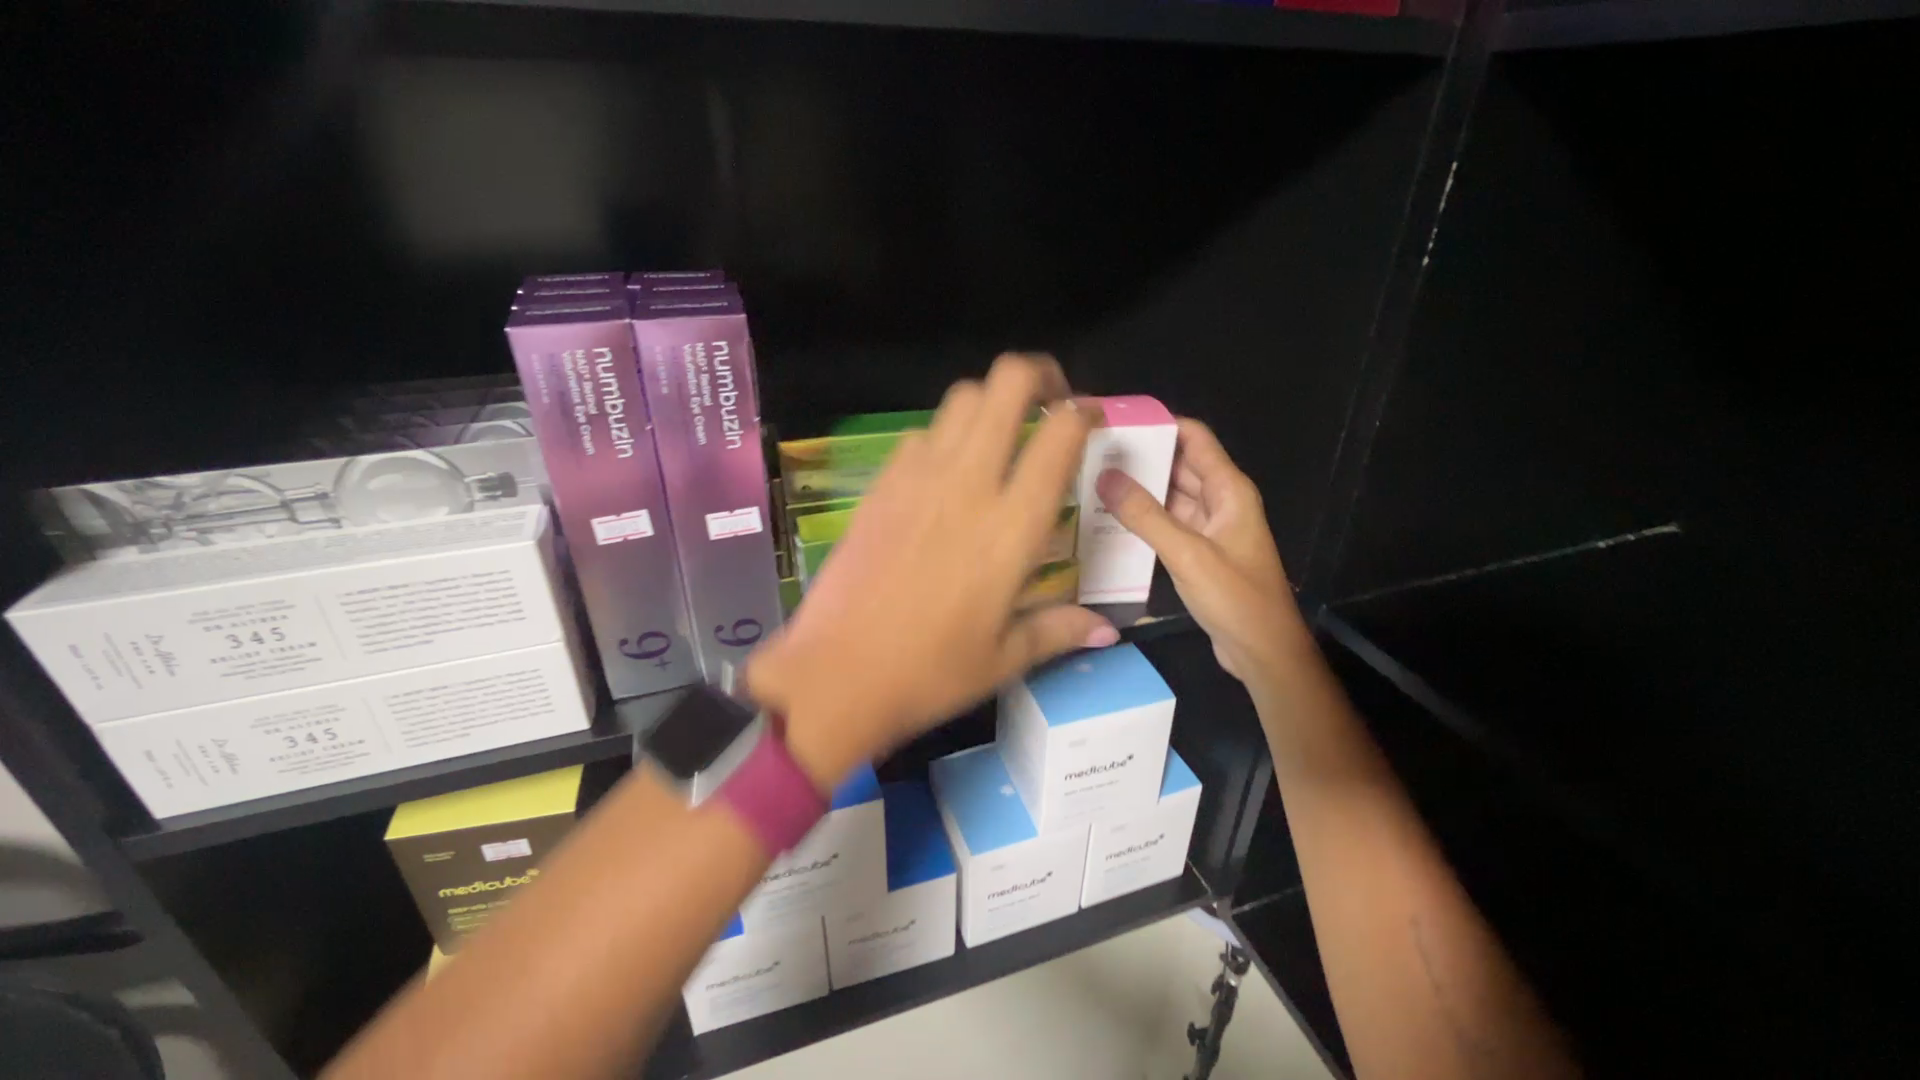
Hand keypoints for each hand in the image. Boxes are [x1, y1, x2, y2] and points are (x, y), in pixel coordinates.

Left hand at [749, 354, 1118, 789]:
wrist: (833, 674)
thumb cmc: (928, 674)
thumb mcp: (1004, 659)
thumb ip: (1059, 630)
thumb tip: (1107, 627)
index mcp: (1012, 527)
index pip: (1059, 436)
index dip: (1083, 414)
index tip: (1091, 421)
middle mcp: (968, 484)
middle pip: (1006, 383)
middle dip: (1038, 376)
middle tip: (1050, 404)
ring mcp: (917, 476)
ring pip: (962, 396)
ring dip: (991, 401)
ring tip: (1002, 435)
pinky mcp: (880, 484)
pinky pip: (923, 433)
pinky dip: (947, 435)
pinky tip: (949, 474)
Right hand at [1095, 419, 1309, 686]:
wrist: (1264, 652)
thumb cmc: (1235, 598)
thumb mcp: (1187, 554)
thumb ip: (1145, 515)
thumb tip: (1104, 476)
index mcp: (1229, 490)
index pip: (1194, 437)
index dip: (1159, 423)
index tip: (1116, 420)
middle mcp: (1221, 501)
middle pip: (1179, 464)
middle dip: (1141, 456)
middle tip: (1091, 452)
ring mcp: (1210, 528)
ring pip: (1170, 496)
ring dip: (1139, 489)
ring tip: (1091, 480)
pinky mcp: (1200, 553)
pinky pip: (1168, 524)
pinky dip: (1144, 519)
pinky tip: (1109, 521)